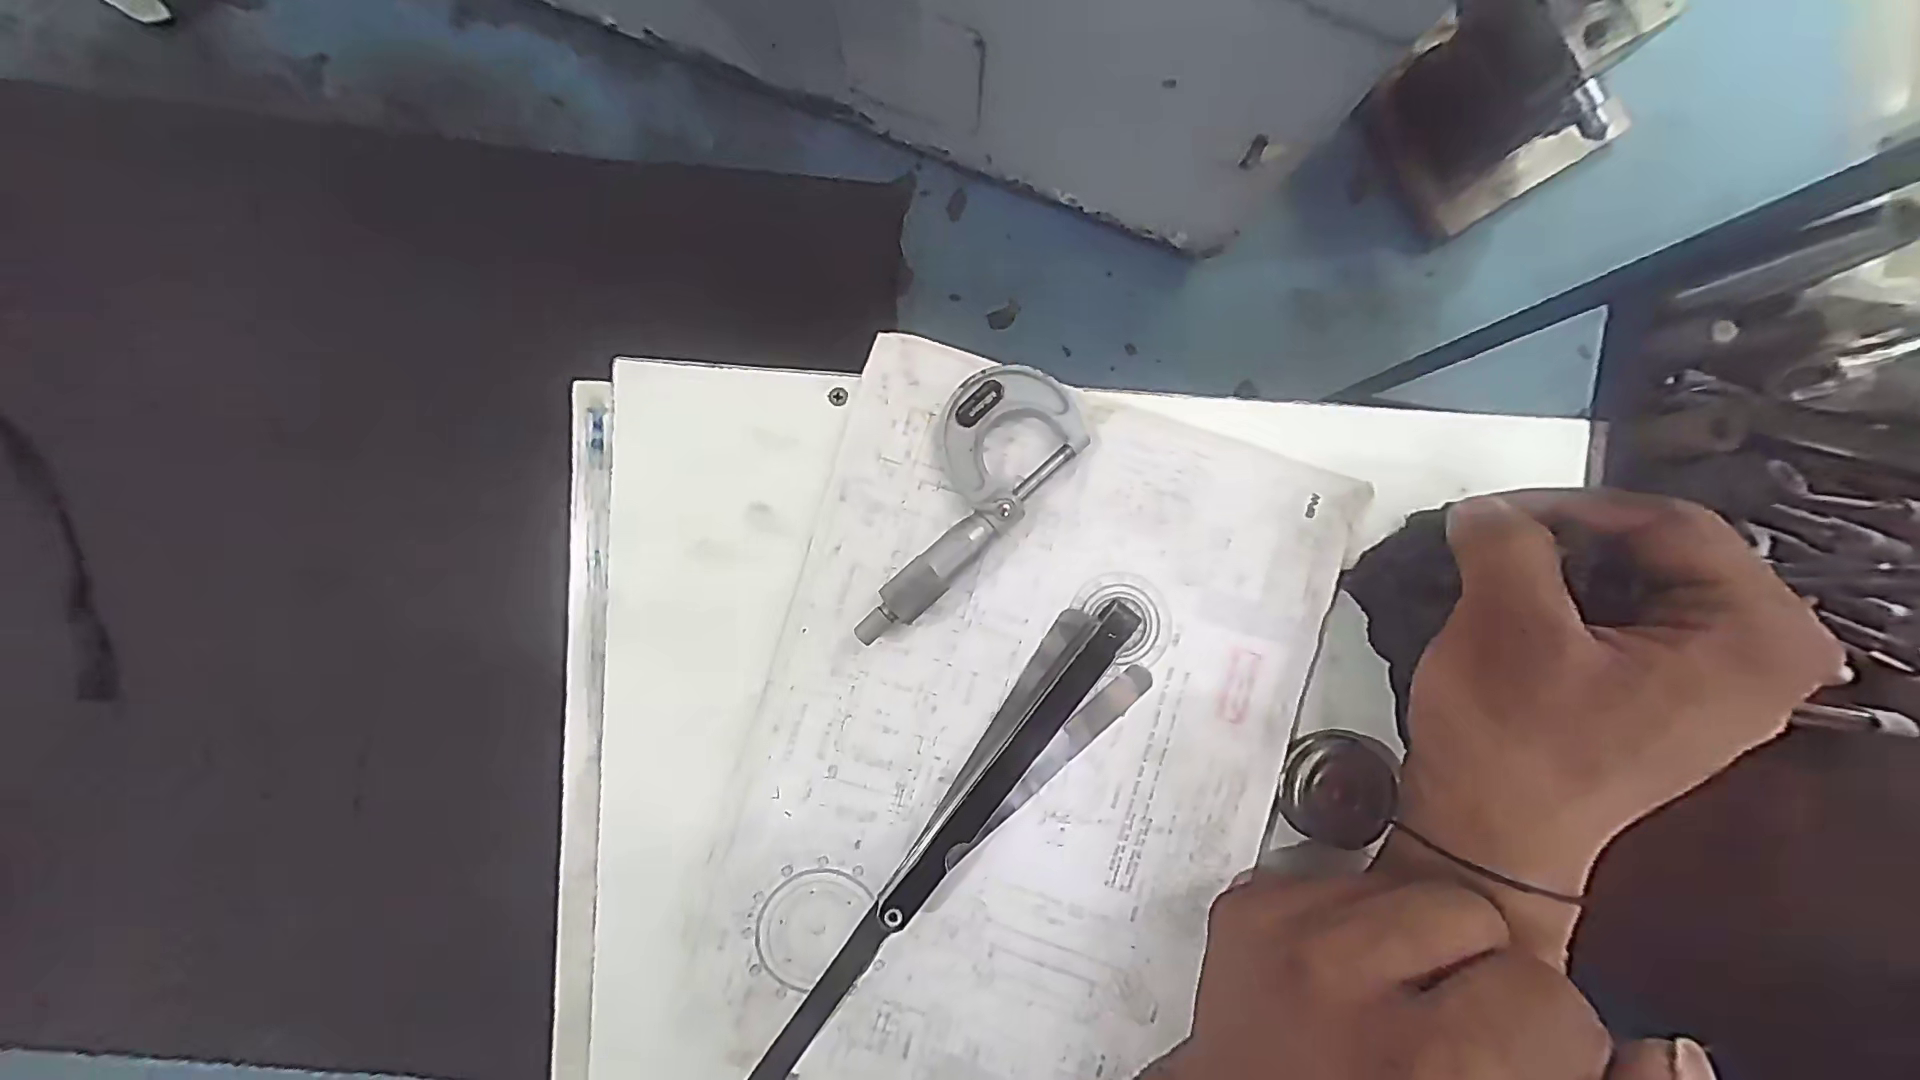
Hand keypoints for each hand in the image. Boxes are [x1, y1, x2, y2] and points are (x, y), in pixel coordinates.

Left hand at [1141, 871, 1656, 1079]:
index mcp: (1437, 1066)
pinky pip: (1332, 878)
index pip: (1550, 994)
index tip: (1516, 1054)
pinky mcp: (1244, 907)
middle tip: (1444, 1022)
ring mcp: (1285, 935)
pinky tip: (1335, 974)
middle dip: (1476, 967)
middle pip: (1470, 914)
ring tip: (1388, 995)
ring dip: (1409, 934)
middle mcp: (1350, 986)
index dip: (1545, 1034)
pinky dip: (1345, 919)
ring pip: (1402, 885)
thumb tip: (1664, 1048)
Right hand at [1384, 491, 1840, 961]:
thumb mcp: (1504, 624)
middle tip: (1483, 543)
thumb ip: (1503, 544)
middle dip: (1559, 541)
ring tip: (1484, 574)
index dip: (1568, 506)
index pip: (1671, 524)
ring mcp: (1711, 685)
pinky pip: (1617, 624)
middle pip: (1657, 555)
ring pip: (1630, 587)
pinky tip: (1507, 613)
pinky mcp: (1658, 700)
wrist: (1488, 833)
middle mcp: (1761, 658)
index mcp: (1758, 636)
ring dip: (1551, 572)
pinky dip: (1559, 606)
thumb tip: (1484, 508)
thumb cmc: (1511, 735)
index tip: (1488, 513)